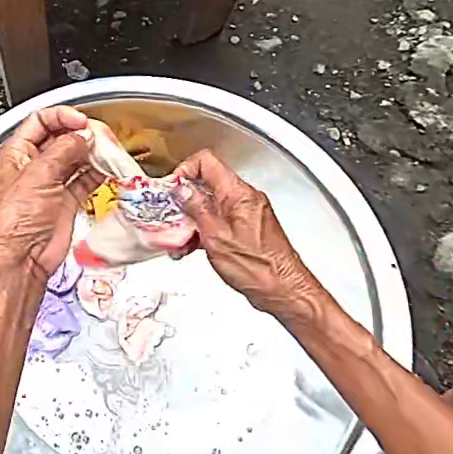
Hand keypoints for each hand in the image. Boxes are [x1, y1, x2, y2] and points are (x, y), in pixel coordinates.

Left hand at [0, 106, 102, 276]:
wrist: (22, 258)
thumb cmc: (14, 222)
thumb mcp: (39, 175)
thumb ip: (64, 150)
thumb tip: (82, 136)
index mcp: (18, 153)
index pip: (40, 122)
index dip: (61, 117)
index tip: (81, 121)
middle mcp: (33, 166)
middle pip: (61, 139)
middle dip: (82, 135)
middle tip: (100, 136)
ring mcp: (50, 184)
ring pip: (76, 159)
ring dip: (92, 153)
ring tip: (108, 151)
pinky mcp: (65, 202)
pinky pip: (84, 181)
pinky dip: (97, 174)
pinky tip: (108, 170)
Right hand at [174, 150, 323, 321]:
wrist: (284, 291)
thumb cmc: (259, 268)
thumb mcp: (215, 237)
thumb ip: (196, 209)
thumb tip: (181, 190)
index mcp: (239, 194)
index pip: (207, 162)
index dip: (184, 170)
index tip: (171, 189)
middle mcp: (245, 199)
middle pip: (206, 184)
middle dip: (183, 200)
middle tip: (169, 215)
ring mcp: (246, 213)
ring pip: (210, 204)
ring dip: (190, 219)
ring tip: (178, 238)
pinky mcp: (245, 229)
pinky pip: (218, 220)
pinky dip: (202, 230)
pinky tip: (191, 246)